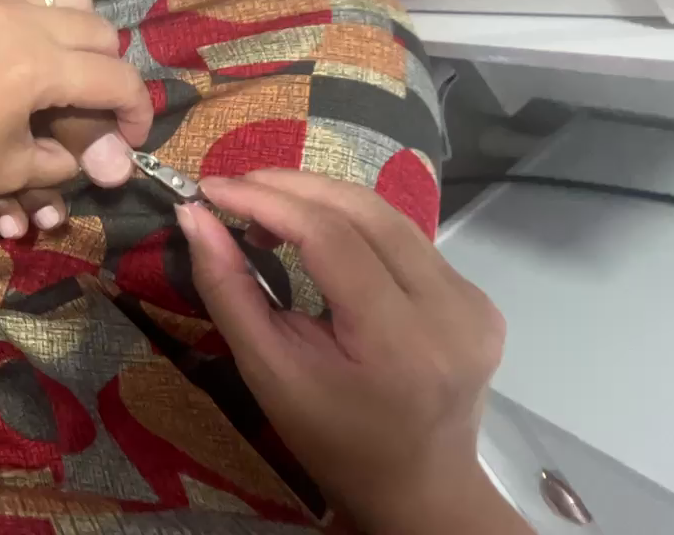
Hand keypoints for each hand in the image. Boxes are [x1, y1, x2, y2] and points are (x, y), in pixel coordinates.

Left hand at [0, 0, 139, 237]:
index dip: (137, 111)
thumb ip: (67, 158)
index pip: (116, 79)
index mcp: (39, 66)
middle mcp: (22, 20)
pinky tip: (28, 29)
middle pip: (100, 32)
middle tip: (97, 108)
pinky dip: (37, 1)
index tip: (130, 137)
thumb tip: (108, 159)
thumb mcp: (9, 169)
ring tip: (67, 66)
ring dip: (80, 31)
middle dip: (111, 72)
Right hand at [177, 170, 526, 534]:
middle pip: (362, 210)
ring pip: (382, 212)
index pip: (331, 238)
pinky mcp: (482, 295)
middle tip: (230, 190)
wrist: (419, 487)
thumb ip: (225, 285)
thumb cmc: (330, 436)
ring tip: (259, 209)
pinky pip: (398, 233)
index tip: (209, 189)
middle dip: (287, 185)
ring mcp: (473, 300)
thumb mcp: (263, 366)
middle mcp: (452, 311)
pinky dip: (343, 218)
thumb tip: (191, 214)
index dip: (265, 201)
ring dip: (313, 196)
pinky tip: (307, 233)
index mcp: (401, 343)